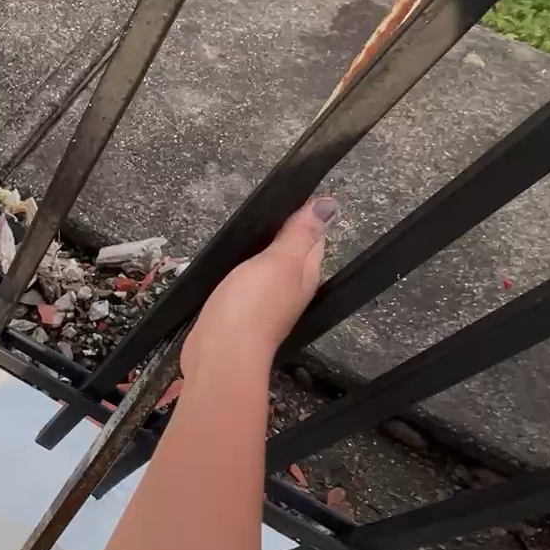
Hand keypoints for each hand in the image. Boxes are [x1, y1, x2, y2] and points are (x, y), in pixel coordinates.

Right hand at [181, 197, 336, 384]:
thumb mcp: (277, 262)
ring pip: (267, 272)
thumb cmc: (250, 304)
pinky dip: (241, 276)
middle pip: (291, 255)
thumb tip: (328, 204)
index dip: (304, 217)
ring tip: (242, 240)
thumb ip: (299, 234)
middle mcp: (291, 289)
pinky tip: (228, 272)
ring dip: (259, 256)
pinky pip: (246, 288)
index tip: (285, 196)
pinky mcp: (240, 315)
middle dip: (279, 236)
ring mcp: (265, 305)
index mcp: (306, 273)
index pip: (313, 238)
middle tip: (260, 215)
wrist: (220, 352)